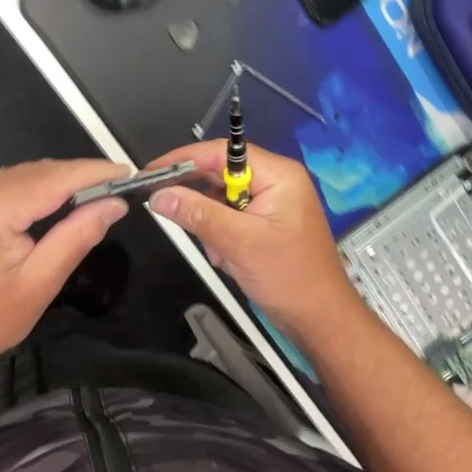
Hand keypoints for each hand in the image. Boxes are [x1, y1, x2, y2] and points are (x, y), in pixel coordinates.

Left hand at [0, 159, 130, 378]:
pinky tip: (60, 203)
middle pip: (39, 171)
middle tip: (120, 190)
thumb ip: (77, 237)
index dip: (94, 173)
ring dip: (60, 182)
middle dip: (80, 177)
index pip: (54, 178)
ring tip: (98, 195)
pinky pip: (8, 185)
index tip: (129, 175)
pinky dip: (37, 189)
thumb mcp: (40, 283)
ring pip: (24, 174)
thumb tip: (114, 205)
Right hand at [147, 141, 361, 335]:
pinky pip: (229, 221)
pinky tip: (227, 259)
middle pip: (220, 175)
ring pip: (220, 201)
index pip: (222, 153)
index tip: (152, 171)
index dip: (185, 158)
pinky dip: (220, 239)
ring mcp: (269, 206)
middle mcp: (274, 183)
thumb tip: (159, 195)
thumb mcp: (239, 243)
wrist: (319, 318)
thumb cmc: (290, 277)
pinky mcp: (263, 227)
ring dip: (211, 226)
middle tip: (170, 211)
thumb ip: (198, 215)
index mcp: (278, 175)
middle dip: (200, 201)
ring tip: (219, 252)